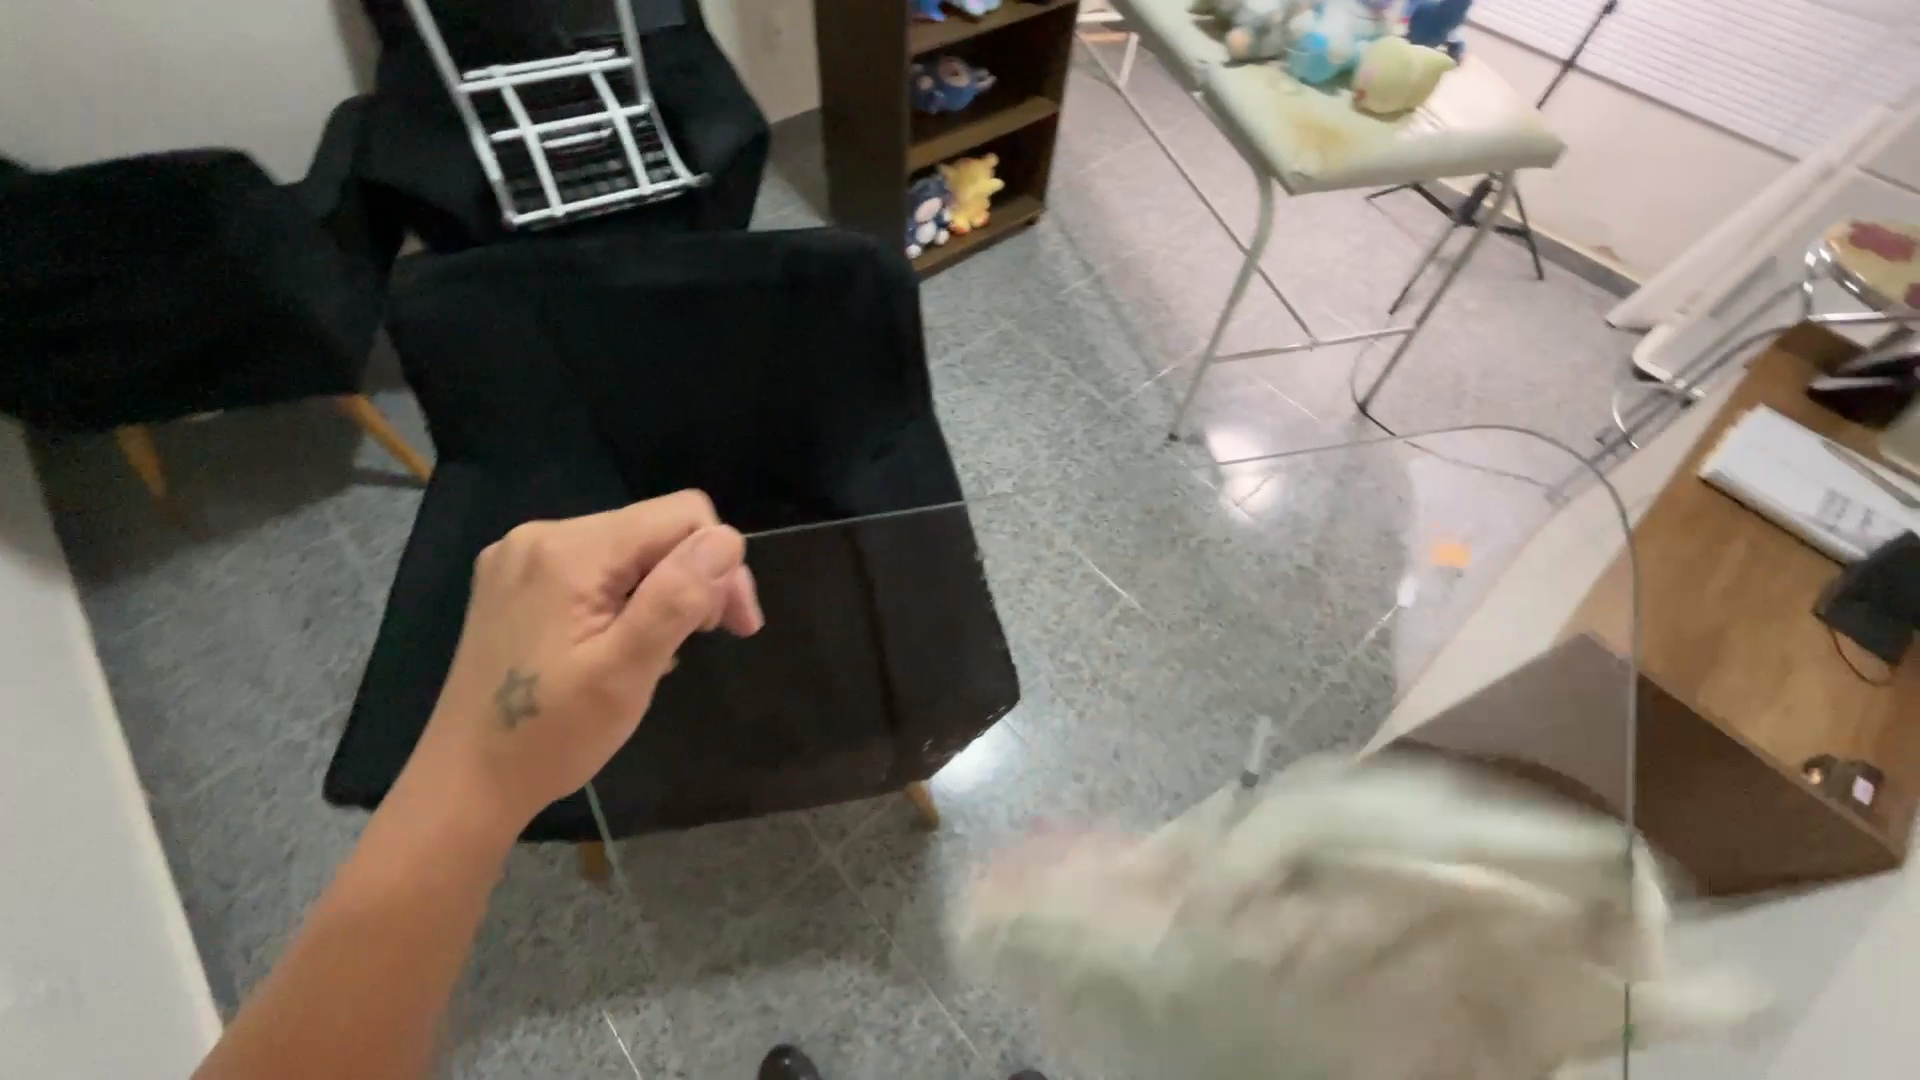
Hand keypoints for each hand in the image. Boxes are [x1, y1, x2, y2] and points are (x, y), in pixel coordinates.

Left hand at [406, 491, 763, 830]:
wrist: (465, 786)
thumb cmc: (550, 736)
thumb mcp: (626, 671)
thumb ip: (677, 597)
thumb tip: (727, 540)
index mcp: (571, 551)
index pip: (682, 514)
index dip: (722, 563)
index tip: (734, 624)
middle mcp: (542, 537)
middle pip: (656, 528)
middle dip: (697, 577)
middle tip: (713, 637)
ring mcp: (523, 558)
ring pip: (632, 548)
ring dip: (666, 590)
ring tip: (667, 649)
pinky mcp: (517, 583)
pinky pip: (600, 568)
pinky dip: (630, 597)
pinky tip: (627, 642)